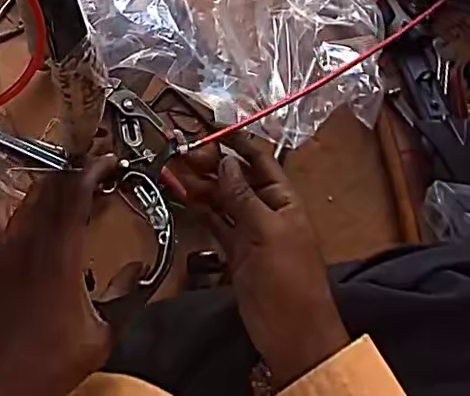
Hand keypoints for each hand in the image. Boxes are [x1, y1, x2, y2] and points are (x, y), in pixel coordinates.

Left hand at [0, 157, 123, 395]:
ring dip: (54, 188)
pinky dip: (26, 207)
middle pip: (53, 184)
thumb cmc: (46, 361)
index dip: (95, 169)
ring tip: (73, 195)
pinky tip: (36, 218)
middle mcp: (31, 237)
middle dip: (77, 173)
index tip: (111, 163)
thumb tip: (139, 270)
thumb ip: (124, 296)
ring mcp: (8, 243)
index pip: (76, 190)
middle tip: (98, 178)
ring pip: (30, 196)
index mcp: (60, 251)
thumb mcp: (98, 335)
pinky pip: (8, 215)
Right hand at [171, 132, 349, 385]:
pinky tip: (182, 194)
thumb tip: (226, 160)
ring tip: (174, 169)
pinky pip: (214, 219)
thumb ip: (243, 196)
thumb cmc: (289, 283)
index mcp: (282, 199)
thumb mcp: (267, 233)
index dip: (235, 141)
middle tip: (182, 152)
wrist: (294, 342)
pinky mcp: (234, 249)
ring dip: (199, 181)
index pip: (258, 159)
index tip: (208, 127)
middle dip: (210, 161)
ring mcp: (248, 229)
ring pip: (221, 195)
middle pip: (235, 175)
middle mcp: (265, 208)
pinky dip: (199, 206)